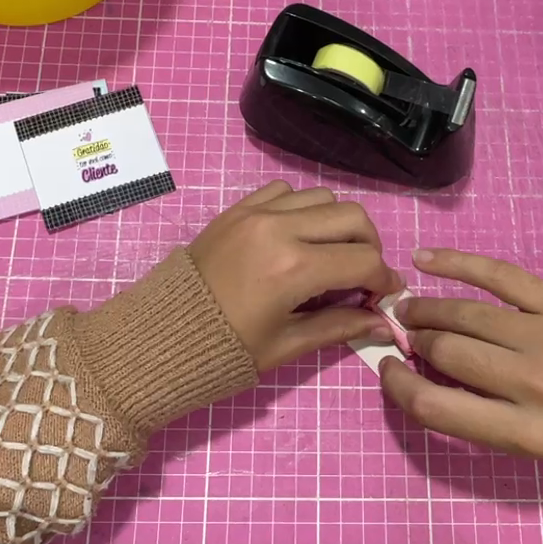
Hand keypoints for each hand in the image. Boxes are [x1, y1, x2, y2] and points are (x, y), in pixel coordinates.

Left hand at [189, 181, 403, 371]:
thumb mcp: (286, 346)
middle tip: (362, 276)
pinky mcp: (237, 208)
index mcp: (293, 268)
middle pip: (352, 217)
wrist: (158, 338)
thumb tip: (381, 322)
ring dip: (338, 225)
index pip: (364, 260)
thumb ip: (339, 327)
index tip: (384, 296)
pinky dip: (303, 209)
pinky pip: (285, 192)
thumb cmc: (223, 352)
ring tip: (331, 256)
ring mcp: (255, 213)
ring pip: (322, 198)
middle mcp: (279, 229)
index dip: (384, 279)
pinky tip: (298, 238)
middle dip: (369, 246)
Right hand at [379, 249, 542, 458]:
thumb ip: (472, 411)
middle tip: (407, 335)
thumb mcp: (527, 441)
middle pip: (449, 354)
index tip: (387, 370)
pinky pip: (498, 275)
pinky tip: (425, 260)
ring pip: (466, 314)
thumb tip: (417, 366)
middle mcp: (538, 386)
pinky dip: (456, 264)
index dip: (398, 387)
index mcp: (526, 433)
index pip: (436, 407)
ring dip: (428, 309)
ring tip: (412, 308)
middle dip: (418, 342)